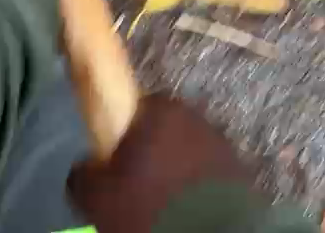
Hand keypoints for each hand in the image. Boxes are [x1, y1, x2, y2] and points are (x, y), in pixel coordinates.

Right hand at [67, 95, 247, 232]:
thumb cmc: (151, 211)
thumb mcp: (99, 200)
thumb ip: (83, 176)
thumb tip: (86, 169)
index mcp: (161, 111)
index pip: (135, 111)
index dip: (123, 139)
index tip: (118, 169)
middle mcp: (194, 116)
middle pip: (162, 132)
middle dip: (151, 155)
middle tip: (138, 191)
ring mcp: (221, 143)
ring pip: (187, 153)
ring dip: (176, 172)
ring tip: (164, 207)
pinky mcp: (241, 172)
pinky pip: (209, 176)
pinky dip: (198, 190)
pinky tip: (187, 214)